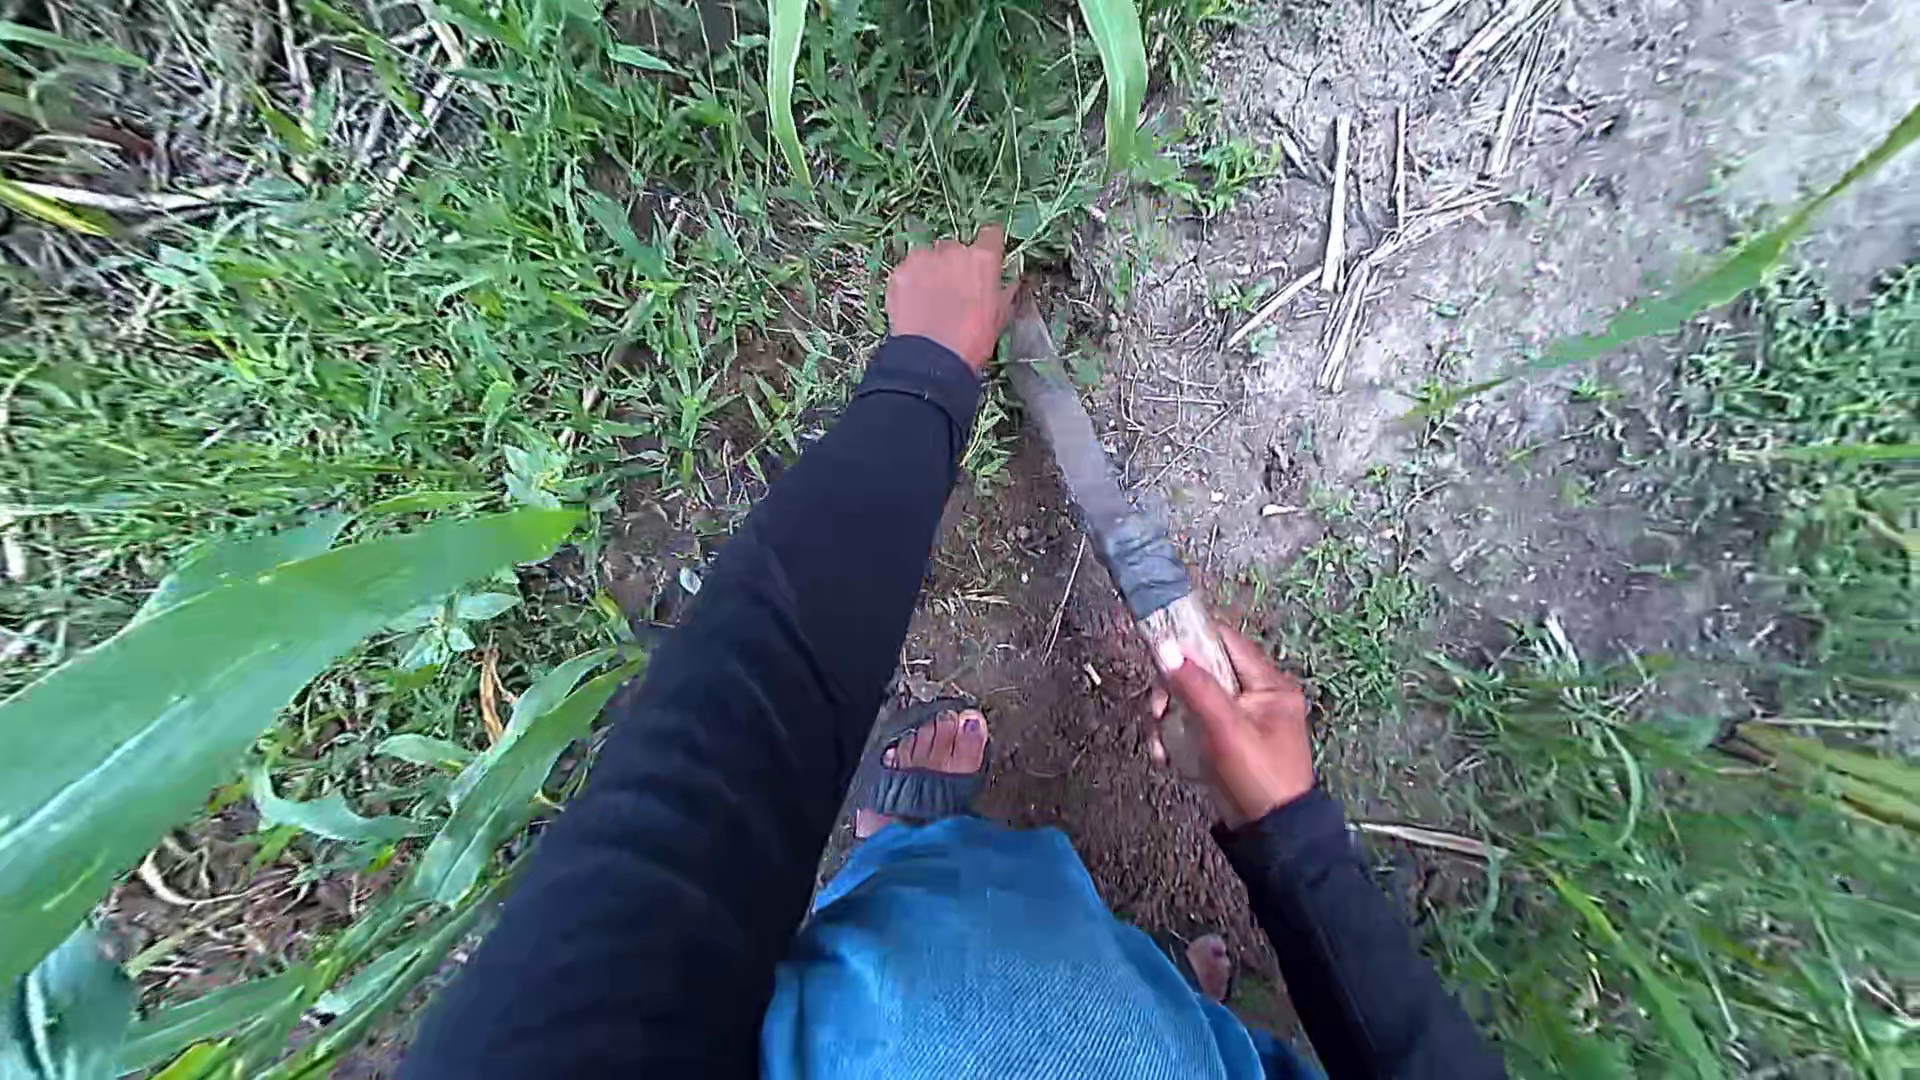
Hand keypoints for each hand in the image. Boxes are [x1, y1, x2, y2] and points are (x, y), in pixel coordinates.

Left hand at [885, 225, 1015, 373]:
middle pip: (956, 248)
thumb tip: (1011, 284)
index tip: (986, 254)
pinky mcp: (901, 272)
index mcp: (982, 260)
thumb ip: (1005, 292)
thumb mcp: (998, 318)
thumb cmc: (969, 343)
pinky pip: (908, 271)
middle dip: (955, 266)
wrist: (932, 359)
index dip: (989, 245)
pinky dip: (911, 284)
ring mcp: (924, 259)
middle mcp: (953, 251)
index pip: (991, 236)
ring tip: (932, 303)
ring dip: (931, 273)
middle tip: (954, 294)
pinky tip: (915, 306)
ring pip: (929, 258)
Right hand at [1152, 626, 1313, 826]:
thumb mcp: (1227, 728)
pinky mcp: (1221, 738)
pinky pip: (1189, 721)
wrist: (1271, 837)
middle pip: (1201, 670)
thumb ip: (1197, 686)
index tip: (1159, 645)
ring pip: (1189, 696)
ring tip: (1159, 736)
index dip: (1192, 639)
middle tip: (1158, 706)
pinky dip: (1172, 734)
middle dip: (1173, 687)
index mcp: (1269, 685)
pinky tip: (1165, 753)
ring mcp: (1236, 718)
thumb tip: (1168, 649)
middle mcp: (1254, 696)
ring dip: (1167, 714)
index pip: (1226, 642)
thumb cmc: (1258, 778)